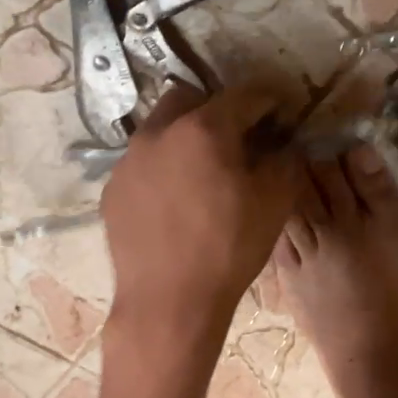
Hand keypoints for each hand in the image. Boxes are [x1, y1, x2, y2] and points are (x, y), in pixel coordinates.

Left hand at [101, 83, 297, 320]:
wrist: (169, 302)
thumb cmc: (229, 248)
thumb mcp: (276, 202)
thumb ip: (285, 160)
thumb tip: (283, 145)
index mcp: (204, 129)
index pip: (244, 96)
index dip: (268, 100)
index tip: (281, 109)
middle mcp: (159, 132)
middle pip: (189, 99)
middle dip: (216, 109)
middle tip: (237, 137)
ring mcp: (129, 161)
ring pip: (160, 130)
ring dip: (185, 138)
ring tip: (204, 170)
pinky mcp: (113, 190)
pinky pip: (143, 164)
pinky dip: (164, 169)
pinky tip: (178, 201)